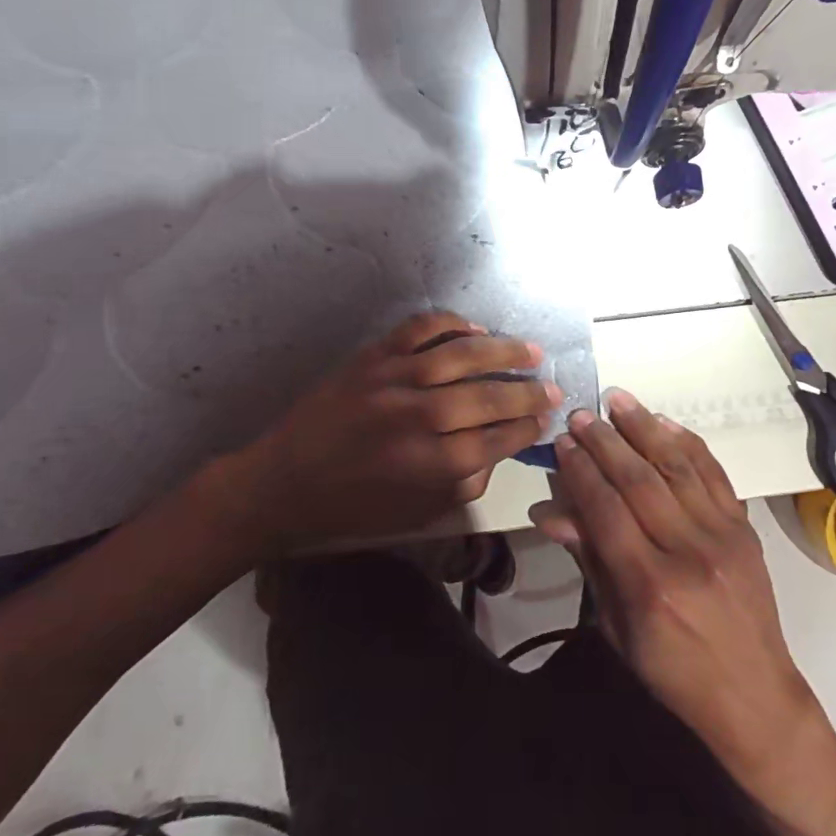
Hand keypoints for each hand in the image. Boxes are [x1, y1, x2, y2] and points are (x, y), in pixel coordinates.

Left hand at [215, 312, 561, 551]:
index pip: (497, 438)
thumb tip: (501, 446)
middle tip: (552, 387)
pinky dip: (453, 324)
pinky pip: (420, 329)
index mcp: (428, 463)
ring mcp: (393, 379)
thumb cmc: (354, 505)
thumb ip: (466, 481)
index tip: (548, 416)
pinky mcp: (372, 357)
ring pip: (462, 355)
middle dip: (528, 392)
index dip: (528, 426)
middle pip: (488, 397)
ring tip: (531, 350)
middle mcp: (417, 417)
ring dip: (503, 350)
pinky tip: (475, 330)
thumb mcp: (417, 511)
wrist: (283, 481)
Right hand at [534, 389, 821, 783]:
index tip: (563, 442)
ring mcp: (723, 535)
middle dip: (606, 441)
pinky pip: (715, 473)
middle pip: (639, 480)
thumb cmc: (673, 671)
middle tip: (582, 413)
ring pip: (678, 466)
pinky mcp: (745, 527)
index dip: (581, 471)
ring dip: (645, 428)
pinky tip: (665, 423)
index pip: (606, 510)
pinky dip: (689, 443)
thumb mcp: (618, 627)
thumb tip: (552, 513)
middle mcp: (688, 551)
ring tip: (619, 399)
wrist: (753, 692)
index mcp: (649, 585)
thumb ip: (590, 561)